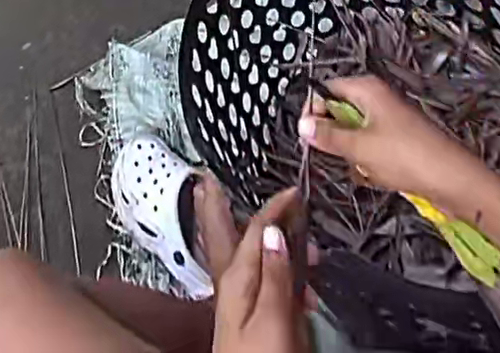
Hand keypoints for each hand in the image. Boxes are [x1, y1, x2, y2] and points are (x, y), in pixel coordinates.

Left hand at [213, 187, 309, 352]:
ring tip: (231, 206)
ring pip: (235, 252)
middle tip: (206, 178)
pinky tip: (266, 260)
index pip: (256, 229)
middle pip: (222, 234)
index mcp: (236, 277)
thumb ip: (276, 274)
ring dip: (238, 228)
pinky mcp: (245, 320)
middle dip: (216, 205)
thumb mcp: (274, 320)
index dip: (276, 207)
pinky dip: (257, 259)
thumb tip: (275, 231)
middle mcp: (231, 284)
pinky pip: (249, 275)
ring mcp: (235, 302)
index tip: (293, 190)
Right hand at [299, 76, 499, 222]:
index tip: (308, 134)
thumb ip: (328, 136)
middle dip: (335, 136)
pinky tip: (377, 177)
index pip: (325, 89)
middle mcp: (377, 98)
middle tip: (337, 154)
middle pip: (340, 112)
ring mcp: (390, 119)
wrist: (457, 183)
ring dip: (353, 153)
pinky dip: (369, 163)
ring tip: (364, 168)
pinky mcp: (399, 141)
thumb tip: (302, 125)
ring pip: (355, 133)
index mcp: (366, 89)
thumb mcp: (360, 148)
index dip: (314, 111)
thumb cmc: (408, 158)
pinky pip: (371, 147)